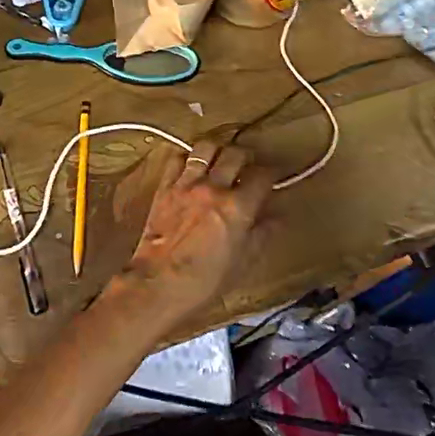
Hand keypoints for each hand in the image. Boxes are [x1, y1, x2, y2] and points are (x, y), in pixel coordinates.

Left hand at [109, 141, 270, 322]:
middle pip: (236, 154)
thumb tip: (277, 217)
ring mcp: (187, 185)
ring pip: (206, 148)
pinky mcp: (165, 189)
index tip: (273, 177)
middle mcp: (215, 189)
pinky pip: (177, 160)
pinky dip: (187, 158)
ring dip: (217, 151)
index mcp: (239, 207)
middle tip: (247, 166)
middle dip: (246, 157)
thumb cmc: (205, 281)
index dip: (272, 173)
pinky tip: (192, 167)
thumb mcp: (244, 261)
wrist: (158, 287)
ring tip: (219, 160)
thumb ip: (263, 233)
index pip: (263, 175)